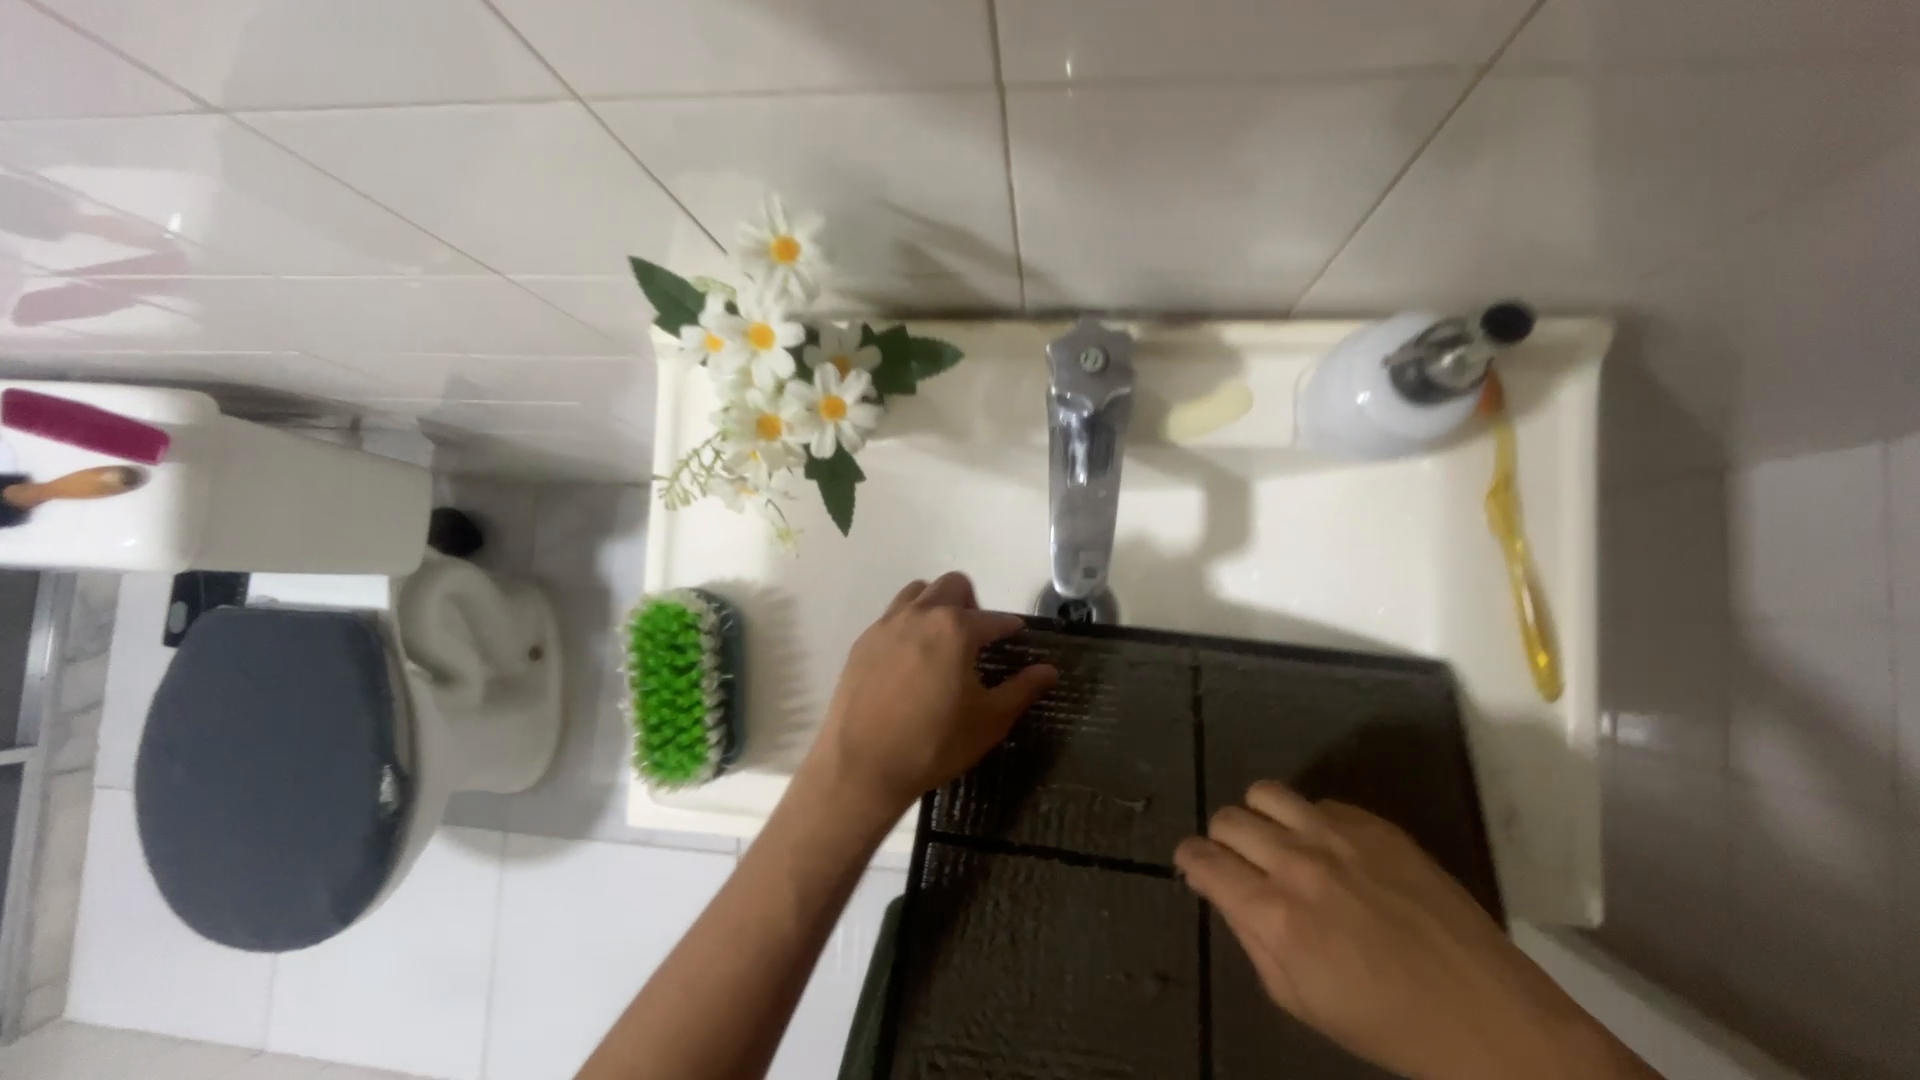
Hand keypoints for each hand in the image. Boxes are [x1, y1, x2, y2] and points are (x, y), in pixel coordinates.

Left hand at [814, 573, 1056, 814]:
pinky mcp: (862, 642)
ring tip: (941, 641)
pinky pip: (891, 616)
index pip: (995, 619)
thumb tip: (1049, 670)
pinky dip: (908, 625)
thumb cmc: (934, 745)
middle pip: (953, 585)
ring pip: (917, 592)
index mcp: (956, 629)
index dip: (1010, 629)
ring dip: (935, 605)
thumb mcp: (989, 721)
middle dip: (971, 604)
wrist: (862, 766)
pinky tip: (910, 660)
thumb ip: (1022, 689)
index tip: (1016, 639)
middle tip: (976, 639)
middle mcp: (921, 615)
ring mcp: (886, 625)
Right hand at [1177, 783, 1655, 1079]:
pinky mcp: (1379, 826)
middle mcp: (1300, 864)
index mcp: (1275, 915)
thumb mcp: (1296, 998)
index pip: (1203, 860)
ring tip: (1276, 844)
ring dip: (1259, 818)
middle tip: (1238, 865)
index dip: (1190, 861)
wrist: (1484, 1014)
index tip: (1195, 867)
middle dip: (1221, 841)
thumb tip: (1226, 894)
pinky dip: (1307, 820)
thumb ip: (1250, 937)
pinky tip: (1328, 851)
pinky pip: (1318, 801)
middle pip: (1228, 820)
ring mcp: (1342, 838)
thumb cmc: (1383, 1022)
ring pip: (1265, 793)